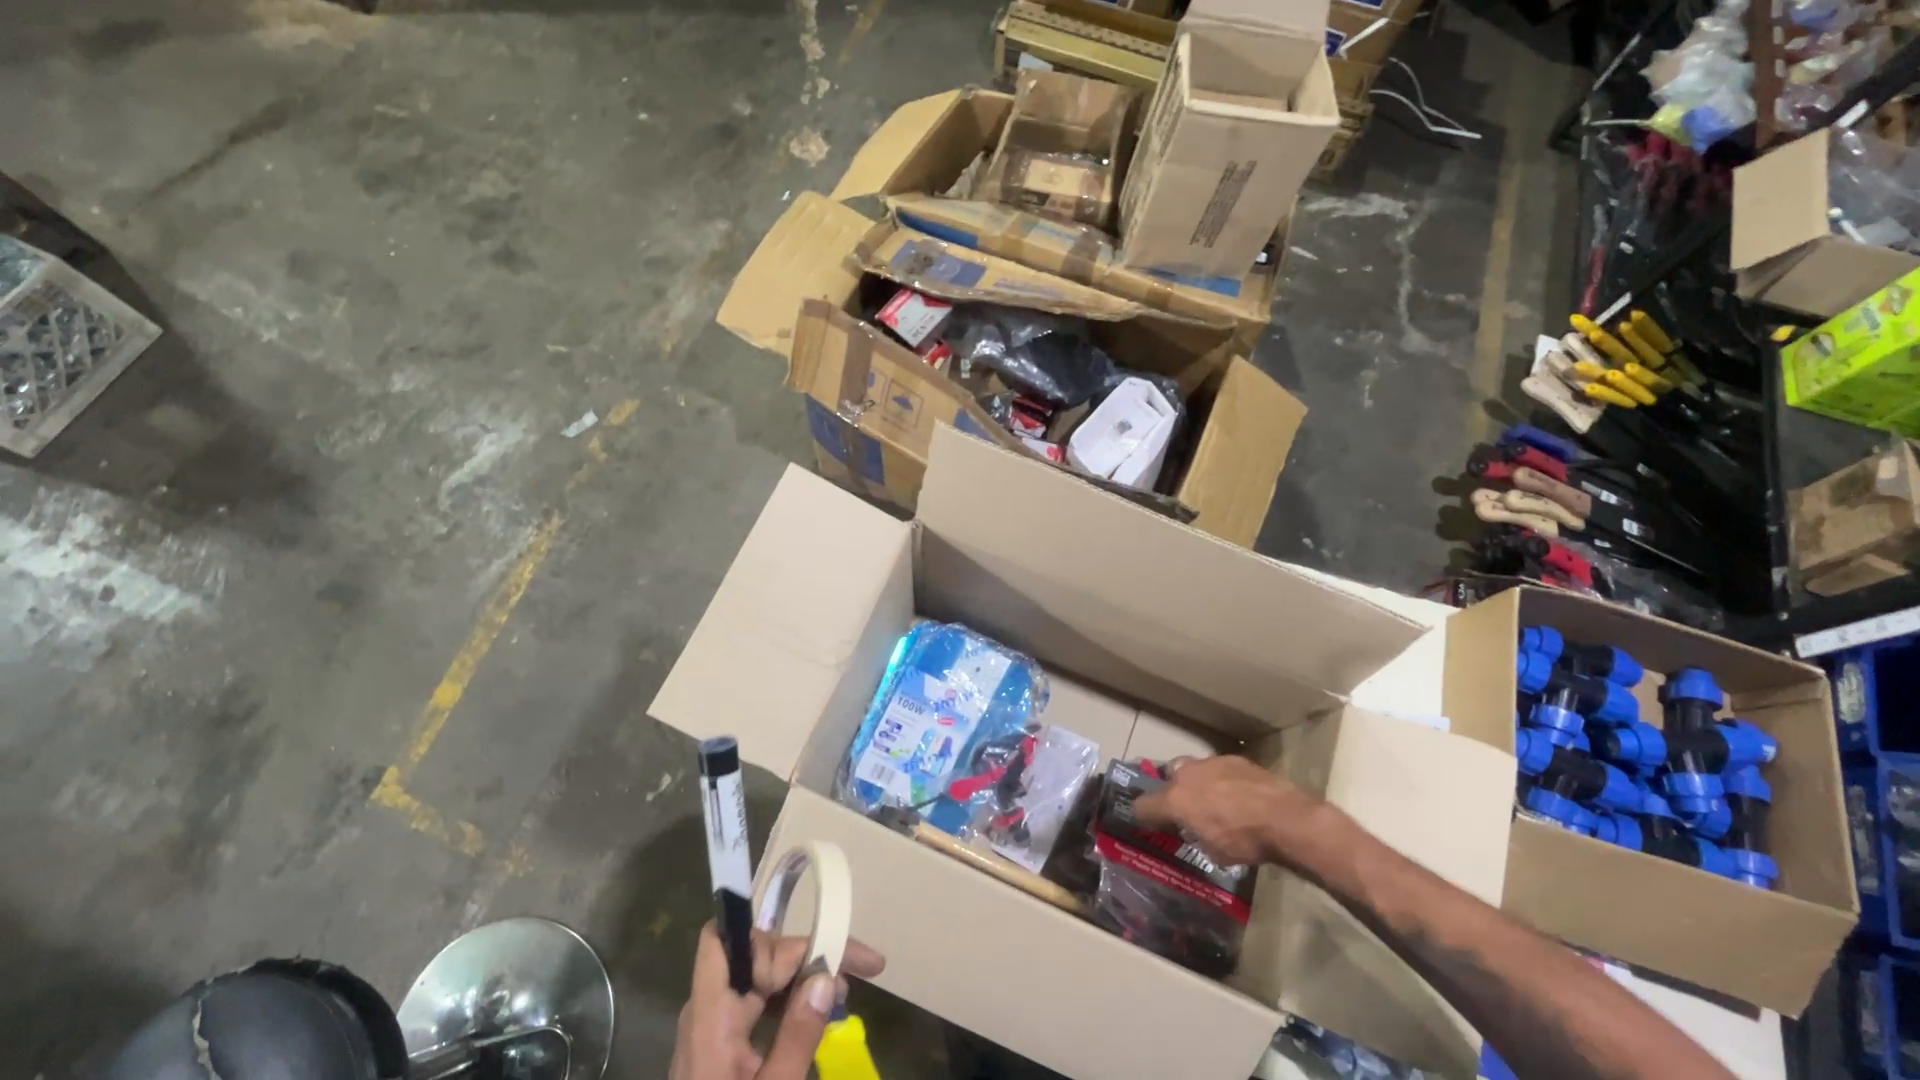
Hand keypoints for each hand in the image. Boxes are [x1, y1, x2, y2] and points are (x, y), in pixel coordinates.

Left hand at [670, 923, 886, 1079]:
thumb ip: (799, 1035)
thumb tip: (825, 976)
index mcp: (711, 1016)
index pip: (724, 940)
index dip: (769, 933)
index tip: (821, 947)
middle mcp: (707, 1010)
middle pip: (754, 955)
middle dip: (805, 954)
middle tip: (860, 970)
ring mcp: (713, 1026)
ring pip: (759, 977)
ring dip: (802, 976)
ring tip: (845, 992)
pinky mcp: (721, 1044)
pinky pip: (756, 1003)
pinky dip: (788, 1001)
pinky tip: (817, 1015)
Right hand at [1131, 756, 1316, 865]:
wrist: (1284, 818)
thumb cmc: (1244, 841)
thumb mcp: (1214, 852)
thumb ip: (1198, 836)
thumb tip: (1198, 832)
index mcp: (1176, 800)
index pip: (1144, 805)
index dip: (1143, 815)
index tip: (1148, 823)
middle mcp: (1187, 775)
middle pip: (1167, 776)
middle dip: (1172, 790)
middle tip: (1184, 807)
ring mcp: (1212, 763)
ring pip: (1194, 769)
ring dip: (1198, 782)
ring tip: (1213, 800)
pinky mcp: (1236, 759)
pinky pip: (1219, 769)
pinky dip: (1221, 780)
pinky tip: (1237, 794)